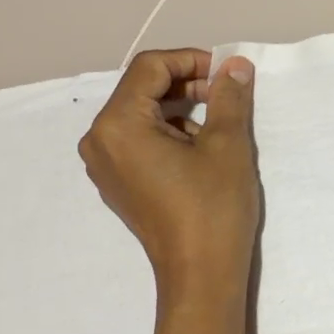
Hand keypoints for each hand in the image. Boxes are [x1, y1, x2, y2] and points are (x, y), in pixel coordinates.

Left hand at [79, 49, 259, 333]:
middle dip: (186, 86)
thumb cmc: (214, 207)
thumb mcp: (228, 147)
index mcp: (117, 125)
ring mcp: (105, 166)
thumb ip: (228, 99)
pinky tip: (202, 155)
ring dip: (181, 112)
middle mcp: (99, 141)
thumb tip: (234, 65)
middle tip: (229, 98)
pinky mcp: (119, 185)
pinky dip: (170, 136)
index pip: (148, 69)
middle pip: (140, 92)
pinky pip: (140, 144)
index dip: (191, 60)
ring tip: (221, 131)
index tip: (229, 73)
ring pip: (142, 118)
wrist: (202, 272)